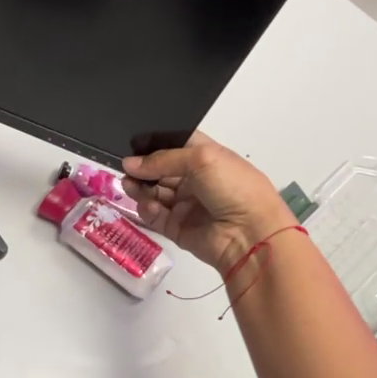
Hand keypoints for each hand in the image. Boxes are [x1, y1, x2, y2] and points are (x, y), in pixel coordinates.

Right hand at [122, 132, 294, 272]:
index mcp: (206, 157)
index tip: (132, 143)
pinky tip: (149, 206)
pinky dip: (147, 210)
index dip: (153, 143)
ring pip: (152, 193)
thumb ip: (161, 159)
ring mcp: (185, 204)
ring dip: (139, 188)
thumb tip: (127, 163)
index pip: (174, 145)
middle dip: (141, 168)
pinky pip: (154, 216)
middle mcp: (194, 179)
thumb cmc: (234, 187)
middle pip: (158, 170)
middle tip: (125, 168)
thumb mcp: (201, 160)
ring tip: (129, 185)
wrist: (251, 234)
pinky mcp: (176, 227)